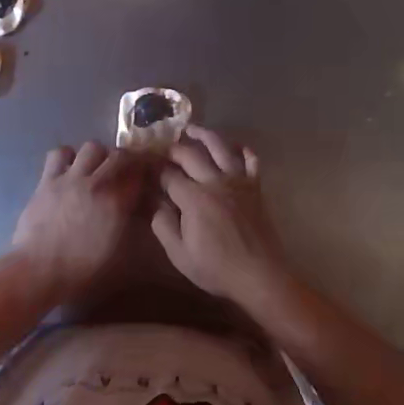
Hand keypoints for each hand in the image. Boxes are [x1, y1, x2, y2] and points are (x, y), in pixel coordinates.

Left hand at [10, 141, 145, 302]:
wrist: (40, 271)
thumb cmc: (83, 269)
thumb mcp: (119, 251)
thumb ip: (130, 223)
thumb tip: (137, 206)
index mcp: (118, 202)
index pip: (140, 173)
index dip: (146, 171)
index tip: (147, 175)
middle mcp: (97, 183)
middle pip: (119, 155)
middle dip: (126, 160)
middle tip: (123, 171)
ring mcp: (70, 178)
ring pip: (92, 147)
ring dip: (98, 155)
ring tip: (96, 168)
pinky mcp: (48, 180)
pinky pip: (59, 153)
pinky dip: (68, 156)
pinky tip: (69, 169)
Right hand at [151, 127, 287, 306]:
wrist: (259, 275)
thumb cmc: (216, 268)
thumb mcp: (179, 254)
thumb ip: (163, 224)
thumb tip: (154, 202)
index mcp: (193, 198)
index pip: (167, 175)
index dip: (153, 169)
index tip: (143, 165)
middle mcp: (215, 181)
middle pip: (190, 154)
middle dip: (172, 148)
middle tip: (161, 147)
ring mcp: (238, 181)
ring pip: (220, 147)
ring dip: (204, 135)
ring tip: (190, 129)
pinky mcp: (255, 187)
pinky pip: (251, 159)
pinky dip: (242, 149)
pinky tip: (234, 146)